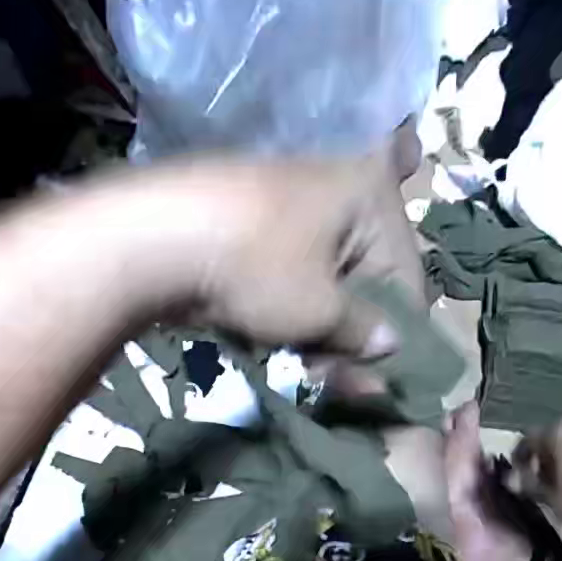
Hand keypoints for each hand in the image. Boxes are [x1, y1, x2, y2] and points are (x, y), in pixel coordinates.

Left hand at [111, 154, 422, 355]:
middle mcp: (335, 184)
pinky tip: (270, 330)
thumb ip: (360, 331)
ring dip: (317, 322)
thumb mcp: (318, 312)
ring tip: (300, 359)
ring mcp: (288, 199)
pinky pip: (286, 268)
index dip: (393, 332)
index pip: (404, 275)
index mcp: (369, 193)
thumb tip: (390, 343)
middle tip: (330, 374)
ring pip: (323, 275)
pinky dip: (285, 302)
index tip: (375, 375)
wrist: (156, 239)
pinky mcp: (249, 219)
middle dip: (350, 328)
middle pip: (363, 274)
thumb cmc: (258, 270)